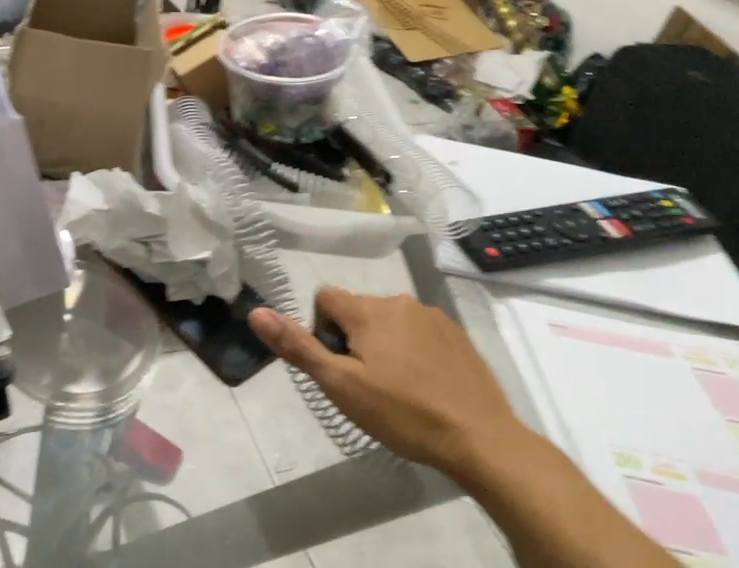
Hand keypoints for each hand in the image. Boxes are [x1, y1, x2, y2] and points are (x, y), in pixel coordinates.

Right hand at [249, 289, 526, 475]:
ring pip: (390, 323)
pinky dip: (414, 353)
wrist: (482, 440)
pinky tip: (425, 388)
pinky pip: (420, 334)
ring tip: (398, 391)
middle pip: (358, 311)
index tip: (339, 367)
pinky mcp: (458, 337)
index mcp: (369, 310)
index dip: (322, 331)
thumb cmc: (403, 413)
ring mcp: (434, 318)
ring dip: (384, 346)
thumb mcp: (341, 386)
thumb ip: (298, 346)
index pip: (325, 298)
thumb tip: (256, 312)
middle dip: (353, 341)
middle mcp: (400, 302)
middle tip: (367, 386)